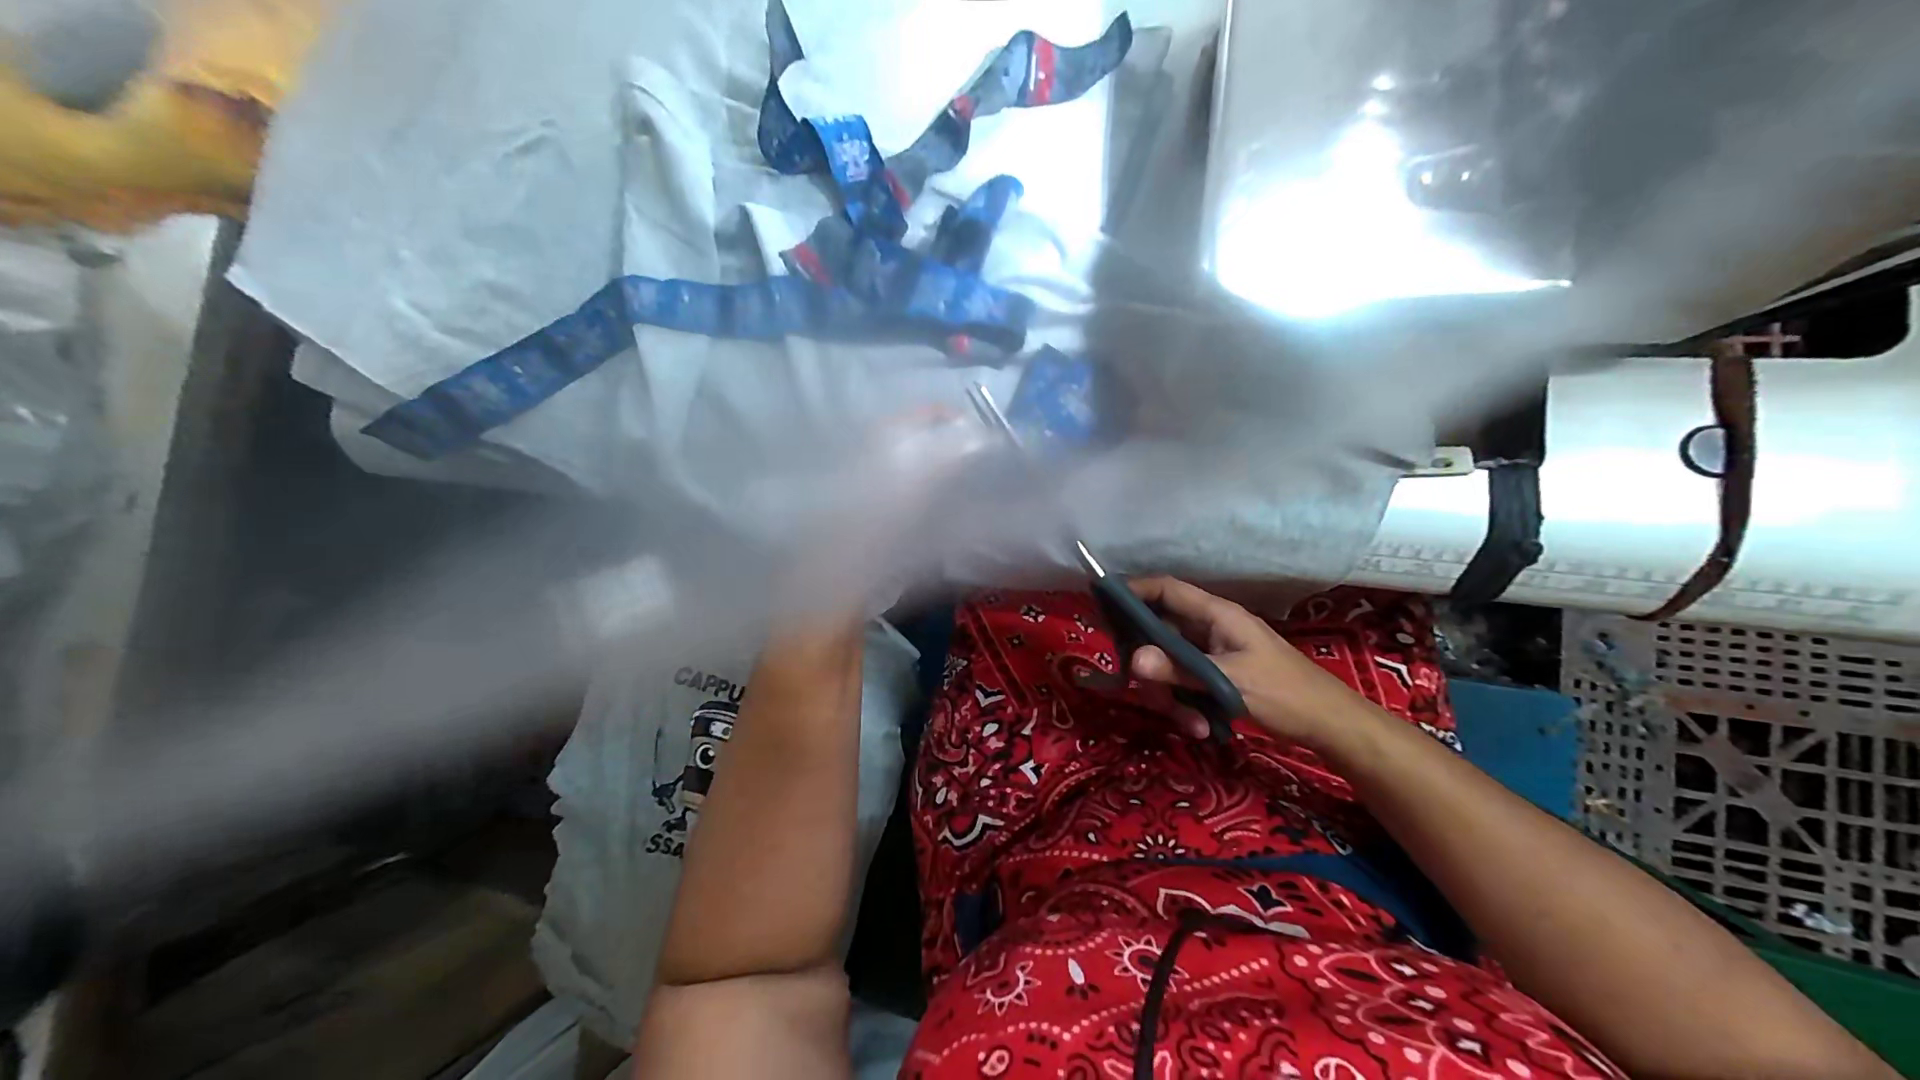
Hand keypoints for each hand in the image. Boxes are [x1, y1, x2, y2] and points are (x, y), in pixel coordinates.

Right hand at [1125, 577, 1363, 748]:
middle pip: (1160, 634)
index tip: (1103, 605)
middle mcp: (1210, 629)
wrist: (1329, 725)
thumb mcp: (1228, 682)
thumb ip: (1179, 669)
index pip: (1165, 589)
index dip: (1133, 591)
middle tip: (1142, 688)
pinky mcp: (1216, 676)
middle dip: (1149, 664)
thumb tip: (1133, 660)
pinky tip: (1200, 727)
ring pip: (1170, 664)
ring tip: (1189, 723)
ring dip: (1171, 694)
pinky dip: (1186, 705)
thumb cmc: (1285, 693)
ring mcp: (1213, 653)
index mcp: (1216, 615)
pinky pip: (1186, 683)